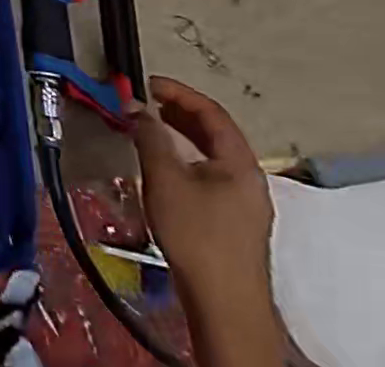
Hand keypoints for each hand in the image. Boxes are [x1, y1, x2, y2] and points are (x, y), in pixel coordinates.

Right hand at [131, 76, 273, 293]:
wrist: (223, 301)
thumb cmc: (195, 233)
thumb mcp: (164, 178)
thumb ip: (150, 137)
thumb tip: (136, 107)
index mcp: (239, 163)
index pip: (211, 112)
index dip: (178, 92)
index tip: (147, 83)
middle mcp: (247, 177)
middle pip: (214, 132)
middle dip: (177, 112)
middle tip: (144, 102)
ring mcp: (243, 201)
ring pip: (210, 154)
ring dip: (179, 135)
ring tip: (147, 127)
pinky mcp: (231, 219)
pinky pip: (208, 173)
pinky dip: (183, 158)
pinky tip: (162, 165)